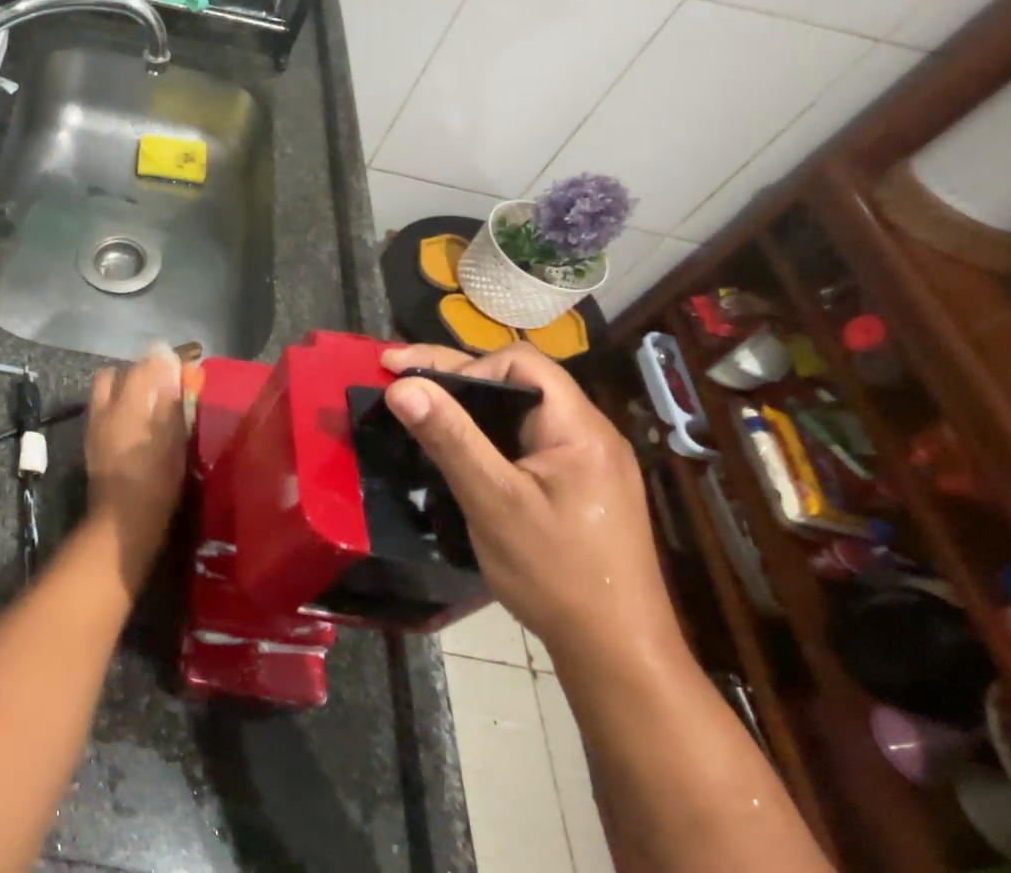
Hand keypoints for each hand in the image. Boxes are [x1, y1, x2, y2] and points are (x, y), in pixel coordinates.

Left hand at [84, 346, 186, 586]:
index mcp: (128, 405)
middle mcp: (105, 410)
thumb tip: (168, 362)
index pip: (141, 366)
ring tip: (147, 406)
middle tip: (159, 385)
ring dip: (123, 391)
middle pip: (113, 375)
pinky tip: (135, 428)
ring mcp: (94, 428)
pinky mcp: (91, 445)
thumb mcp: (172, 440)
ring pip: (104, 393)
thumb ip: (169, 399)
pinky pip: (102, 413)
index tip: (178, 365)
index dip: (160, 361)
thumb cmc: (155, 482)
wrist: (123, 522)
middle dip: (135, 373)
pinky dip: (116, 410)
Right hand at [381, 343, 679, 669]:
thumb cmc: (554, 571)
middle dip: (456, 378)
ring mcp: (589, 464)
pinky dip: (489, 436)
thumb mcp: (493, 502)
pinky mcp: (582, 489)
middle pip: (521, 384)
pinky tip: (461, 451)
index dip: (464, 365)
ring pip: (523, 414)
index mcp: (579, 428)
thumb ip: (451, 439)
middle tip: (396, 378)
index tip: (414, 384)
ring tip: (419, 410)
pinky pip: (529, 443)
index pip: (521, 363)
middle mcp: (590, 435)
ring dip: (471, 407)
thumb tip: (403, 386)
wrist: (615, 647)